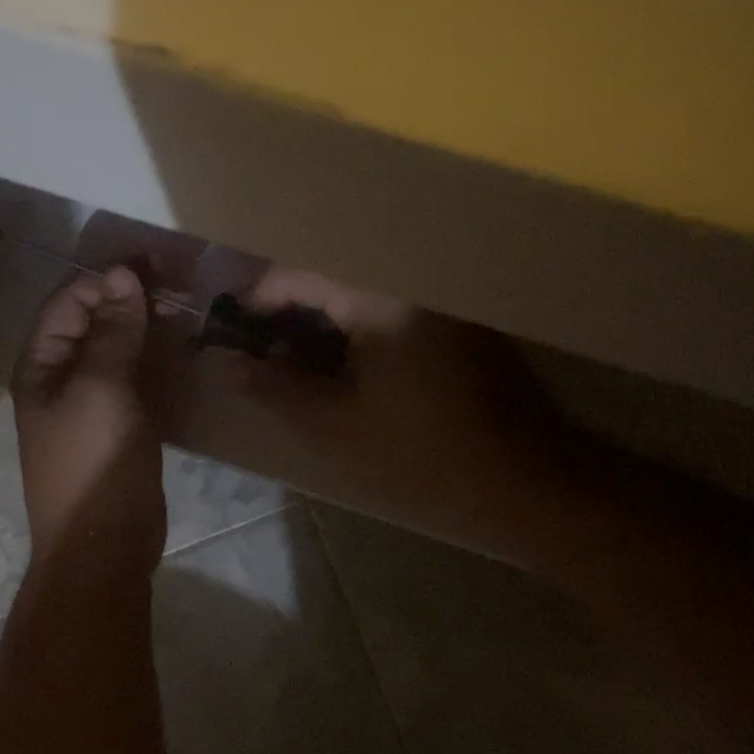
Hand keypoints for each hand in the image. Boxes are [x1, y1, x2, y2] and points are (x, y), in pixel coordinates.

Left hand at [12, 266, 165, 573]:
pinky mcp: (125, 428)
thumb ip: (112, 332)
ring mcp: (96, 406)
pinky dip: (163, 364)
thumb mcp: (101, 390)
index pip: (70, 302)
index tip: (156, 264)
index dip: (107, 278)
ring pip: (124, 352)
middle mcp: (65, 379)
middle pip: (97, 323)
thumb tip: (122, 274)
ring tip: (193, 310)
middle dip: (135, 300)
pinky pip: (142, 383)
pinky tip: (191, 352)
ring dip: (153, 329)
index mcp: (43, 366)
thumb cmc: (93, 465)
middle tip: (184, 282)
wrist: (103, 547)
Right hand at [227, 267, 568, 521]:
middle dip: (288, 310)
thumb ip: (277, 390)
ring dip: (324, 319)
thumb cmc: (422, 454)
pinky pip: (393, 305)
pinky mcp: (457, 318)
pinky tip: (346, 364)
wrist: (523, 478)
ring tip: (295, 361)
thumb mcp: (336, 427)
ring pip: (362, 291)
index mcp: (380, 297)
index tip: (229, 329)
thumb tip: (230, 364)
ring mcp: (440, 297)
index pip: (298, 275)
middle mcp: (412, 280)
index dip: (256, 301)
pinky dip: (360, 327)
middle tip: (259, 350)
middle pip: (331, 276)